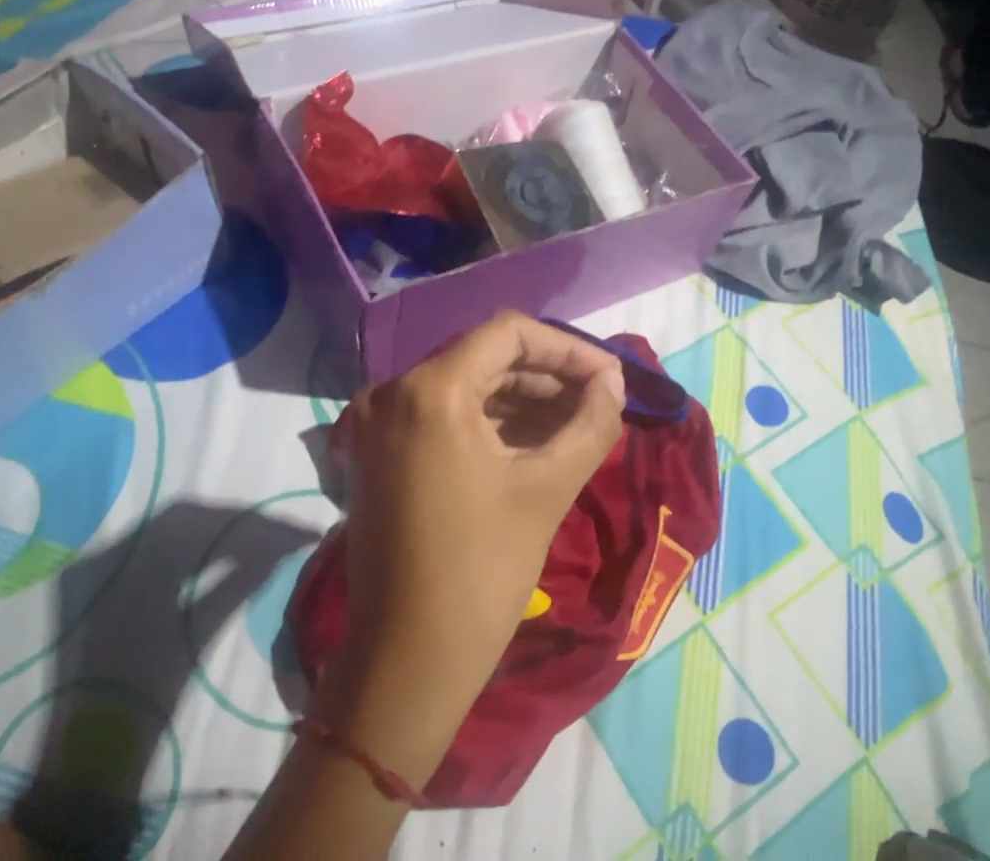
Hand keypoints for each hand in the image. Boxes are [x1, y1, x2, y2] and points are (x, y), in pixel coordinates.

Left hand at [316, 311, 626, 778]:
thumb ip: (589, 423)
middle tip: (600, 403)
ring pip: (462, 388)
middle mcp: (391, 392)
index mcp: (429, 390)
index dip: (567, 348)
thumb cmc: (482, 569)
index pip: (507, 334)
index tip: (610, 378)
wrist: (408, 655)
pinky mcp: (375, 454)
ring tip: (577, 424)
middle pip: (482, 358)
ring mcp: (375, 424)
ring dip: (520, 401)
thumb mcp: (546, 489)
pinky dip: (486, 423)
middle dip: (546, 375)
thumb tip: (614, 383)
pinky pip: (439, 418)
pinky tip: (533, 443)